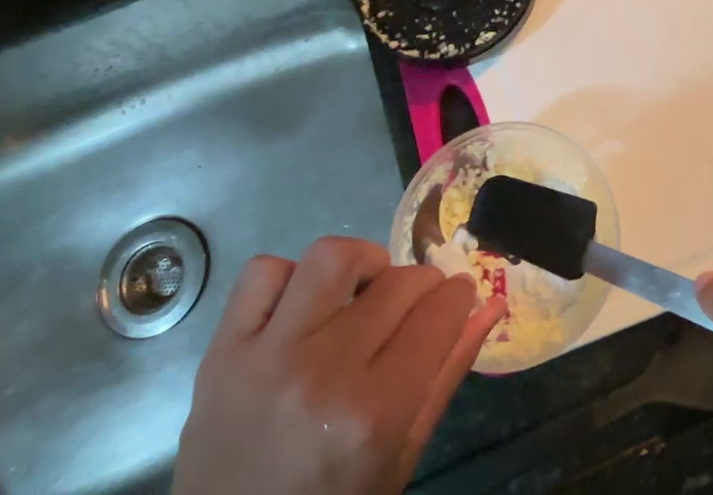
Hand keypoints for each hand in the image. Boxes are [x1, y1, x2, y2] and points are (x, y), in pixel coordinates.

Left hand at [174, 237, 506, 494]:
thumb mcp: (401, 454)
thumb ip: (447, 373)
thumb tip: (491, 304)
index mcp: (374, 414)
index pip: (439, 314)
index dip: (459, 296)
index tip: (459, 296)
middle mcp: (323, 374)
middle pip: (397, 283)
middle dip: (423, 284)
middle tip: (416, 305)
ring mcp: (265, 357)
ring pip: (331, 258)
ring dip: (363, 262)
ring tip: (364, 291)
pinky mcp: (221, 350)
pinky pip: (263, 273)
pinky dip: (292, 277)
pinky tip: (305, 308)